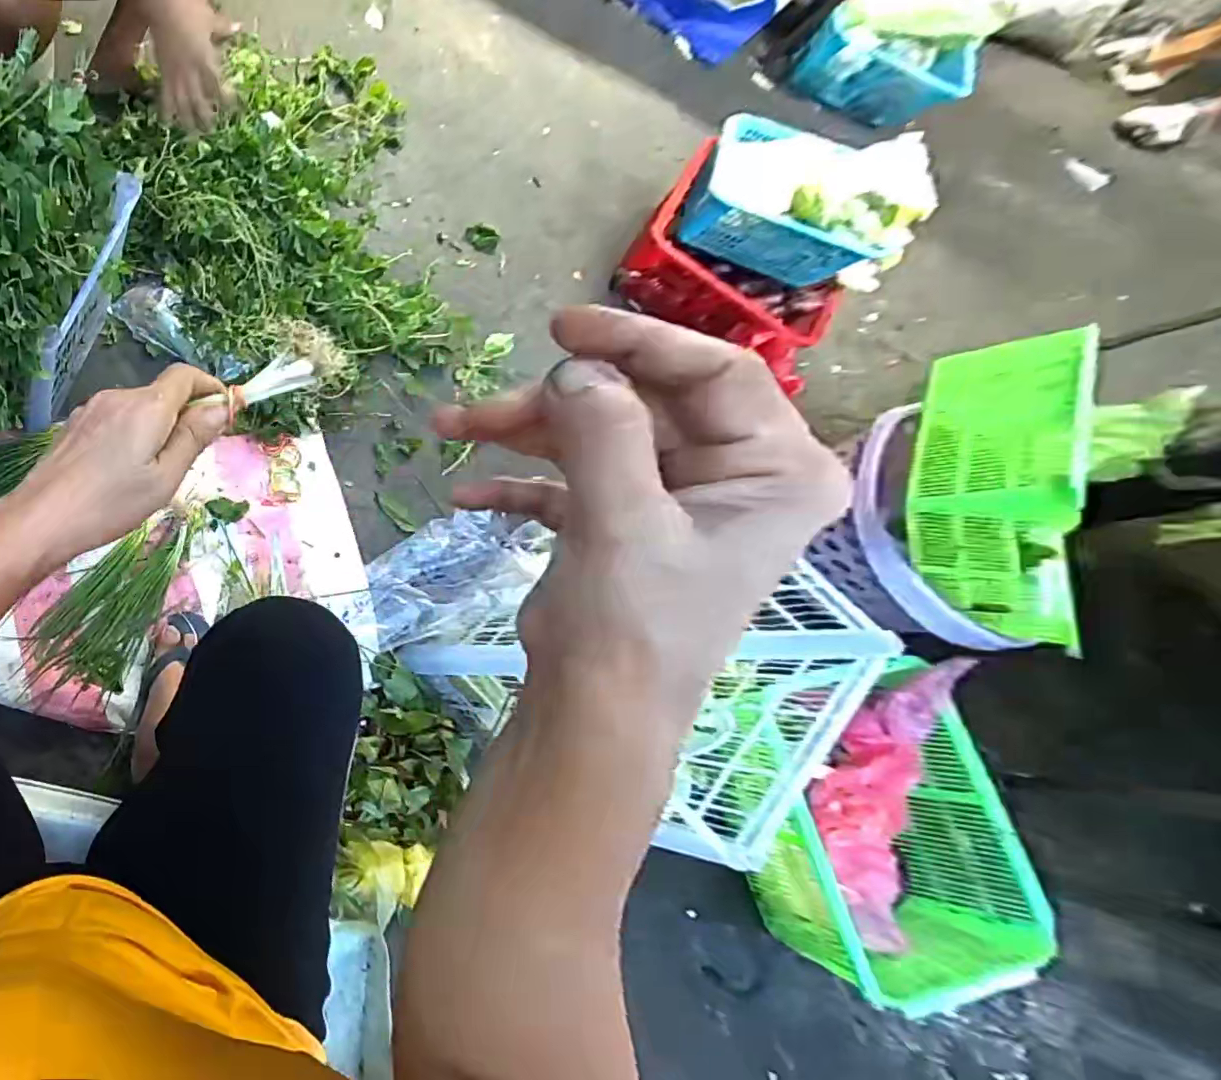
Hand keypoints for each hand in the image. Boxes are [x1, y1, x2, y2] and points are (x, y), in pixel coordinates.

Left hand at [0, 363, 229, 572]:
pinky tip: (122, 470)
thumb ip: (194, 438)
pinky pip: (117, 419)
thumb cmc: (111, 504)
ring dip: (157, 427)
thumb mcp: (165, 478)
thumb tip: (221, 407)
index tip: (225, 413)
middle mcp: (119, 396)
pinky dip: (133, 434)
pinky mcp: (76, 425)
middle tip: (190, 457)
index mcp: (147, 406)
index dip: (211, 388)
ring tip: (153, 472)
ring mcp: (93, 409)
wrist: (41, 519)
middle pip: (163, 393)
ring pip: (140, 408)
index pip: (187, 375)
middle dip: (185, 415)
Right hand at [148, 0, 236, 130]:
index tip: (232, 110)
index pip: (218, 86)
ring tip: (192, 135)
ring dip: (188, 121)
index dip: (225, 100)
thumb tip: (238, 28)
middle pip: (200, 102)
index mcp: (205, 60)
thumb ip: (223, 27)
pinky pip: (164, 96)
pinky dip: (165, 111)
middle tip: (211, 131)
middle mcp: (191, 72)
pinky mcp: (163, 74)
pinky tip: (166, 123)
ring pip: (183, 104)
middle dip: (206, 118)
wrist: (162, 6)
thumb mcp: (209, 18)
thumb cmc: (187, 9)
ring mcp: (176, 75)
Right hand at [434, 306, 848, 719]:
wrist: (592, 709)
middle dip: (552, 404)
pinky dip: (517, 483)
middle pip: (635, 405)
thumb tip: (571, 369)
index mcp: (769, 468)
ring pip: (590, 437)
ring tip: (451, 430)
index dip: (638, 341)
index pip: (714, 373)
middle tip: (482, 408)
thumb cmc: (631, 625)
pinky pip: (565, 481)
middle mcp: (725, 475)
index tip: (564, 328)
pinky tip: (468, 495)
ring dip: (518, 434)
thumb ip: (603, 436)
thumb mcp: (622, 525)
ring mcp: (664, 497)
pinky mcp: (614, 520)